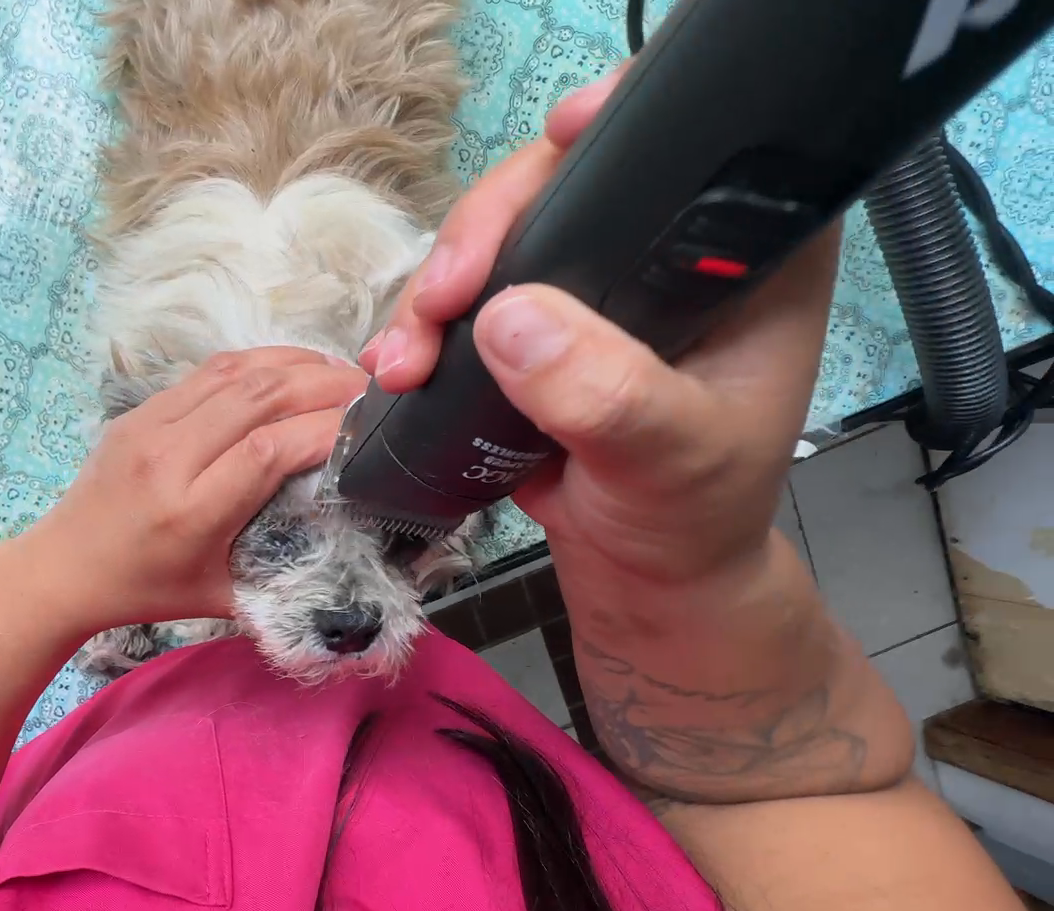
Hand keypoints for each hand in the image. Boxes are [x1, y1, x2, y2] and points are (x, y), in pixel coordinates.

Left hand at [13, 348, 366, 633]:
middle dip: (324, 384)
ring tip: (339, 372)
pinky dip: (256, 364)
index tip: (369, 431)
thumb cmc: (144, 589)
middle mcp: (167, 458)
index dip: (325, 431)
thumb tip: (347, 549)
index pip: (268, 449)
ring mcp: (147, 425)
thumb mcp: (219, 598)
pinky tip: (288, 370)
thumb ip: (282, 576)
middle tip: (372, 390)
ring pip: (234, 372)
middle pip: (258, 397)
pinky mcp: (137, 411)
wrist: (63, 567)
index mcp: (189, 511)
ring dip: (295, 363)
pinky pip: (206, 372)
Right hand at [359, 71, 840, 583]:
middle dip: (479, 240)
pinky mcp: (522, 333)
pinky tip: (393, 365)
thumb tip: (506, 318)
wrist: (638, 562)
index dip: (615, 134)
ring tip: (397, 363)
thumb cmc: (686, 508)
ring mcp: (578, 294)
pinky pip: (458, 307)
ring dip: (428, 298)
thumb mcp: (668, 455)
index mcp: (731, 256)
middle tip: (435, 306)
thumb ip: (606, 393)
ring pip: (488, 251)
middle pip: (553, 193)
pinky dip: (417, 331)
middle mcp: (652, 256)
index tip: (554, 149)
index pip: (680, 154)